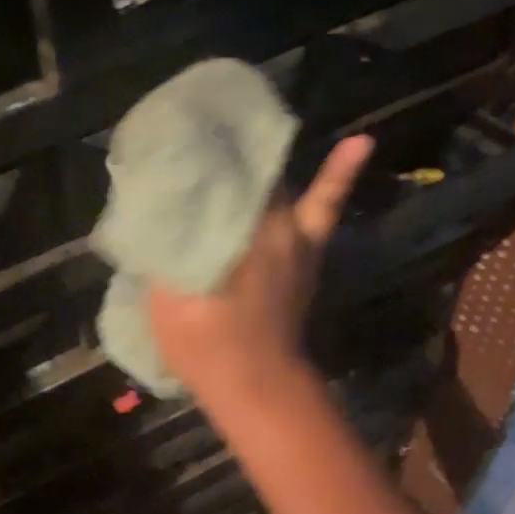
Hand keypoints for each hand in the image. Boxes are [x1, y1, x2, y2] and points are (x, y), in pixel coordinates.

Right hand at [147, 135, 371, 406]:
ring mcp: (293, 232)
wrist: (253, 383)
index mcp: (227, 225)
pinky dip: (339, 172)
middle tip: (197, 134)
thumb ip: (162, 242)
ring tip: (238, 133)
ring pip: (273, 181)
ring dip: (256, 161)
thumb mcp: (162, 289)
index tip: (172, 130)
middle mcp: (262, 217)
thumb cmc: (202, 339)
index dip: (189, 149)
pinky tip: (362, 141)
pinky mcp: (310, 249)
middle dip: (220, 153)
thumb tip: (152, 207)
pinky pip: (325, 203)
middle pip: (240, 172)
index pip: (207, 170)